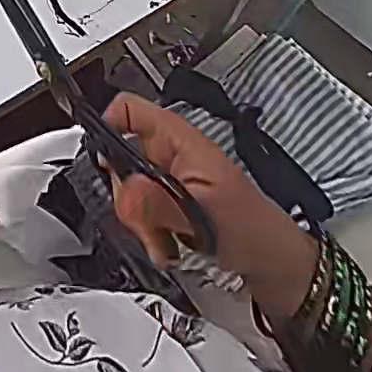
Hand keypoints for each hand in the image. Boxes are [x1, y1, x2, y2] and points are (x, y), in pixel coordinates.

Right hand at [105, 93, 320, 319]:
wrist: (269, 261)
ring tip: (162, 238)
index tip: (102, 161)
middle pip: (118, 159)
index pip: (128, 109)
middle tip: (145, 220)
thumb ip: (156, 202)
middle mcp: (167, 153)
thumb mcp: (202, 212)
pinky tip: (164, 245)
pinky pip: (135, 213)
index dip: (107, 126)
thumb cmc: (252, 227)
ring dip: (137, 222)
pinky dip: (144, 233)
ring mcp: (164, 179)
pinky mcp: (164, 204)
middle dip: (127, 197)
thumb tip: (123, 190)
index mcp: (177, 139)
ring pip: (124, 191)